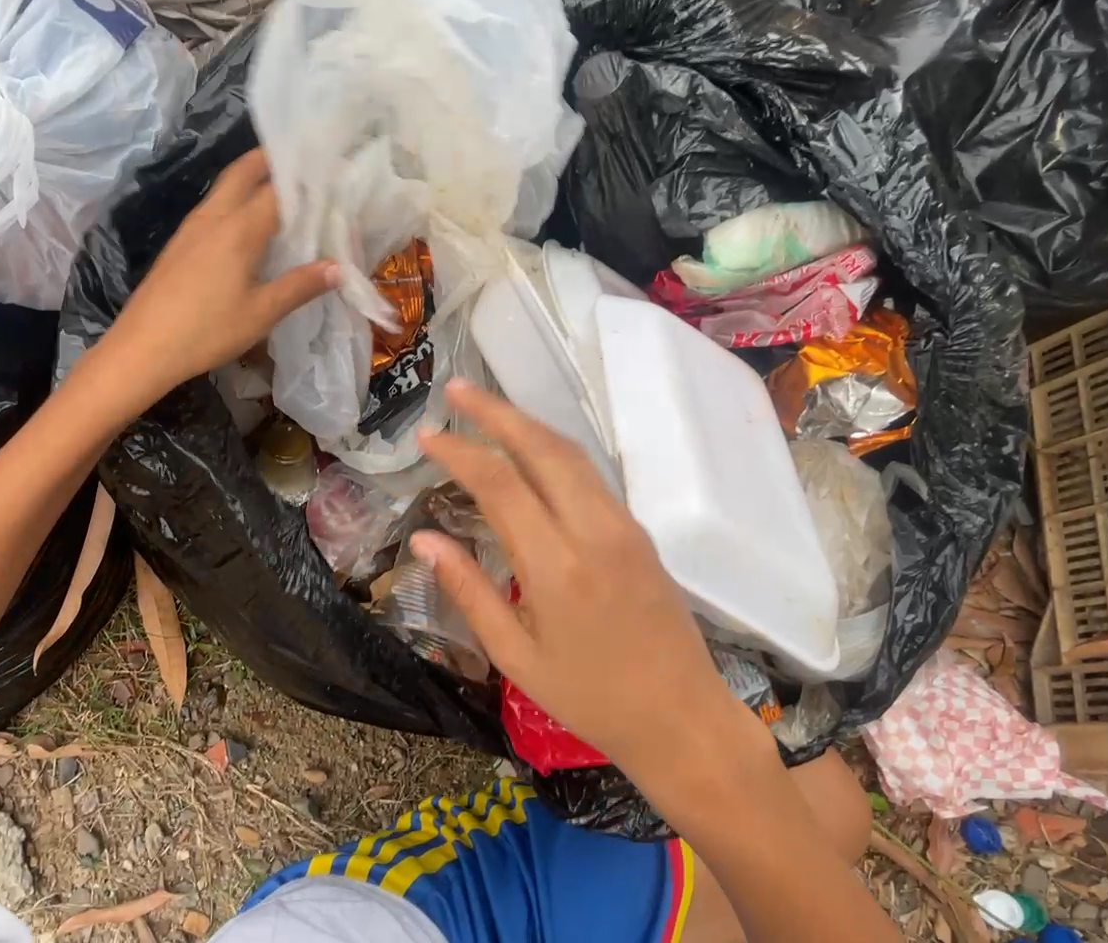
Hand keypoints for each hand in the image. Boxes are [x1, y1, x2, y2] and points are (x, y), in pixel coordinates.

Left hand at [92, 149, 337, 409]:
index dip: (307, 180)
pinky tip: (247, 227)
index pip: (278, 189)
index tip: (333, 174)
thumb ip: (300, 286)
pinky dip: (235, 203)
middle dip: (271, 160)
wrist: (141, 349)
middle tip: (303, 162)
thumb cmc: (206, 331)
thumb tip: (339, 267)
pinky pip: (213, 209)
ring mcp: (190, 229)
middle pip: (243, 172)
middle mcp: (213, 217)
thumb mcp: (261, 313)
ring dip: (251, 180)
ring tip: (281, 191)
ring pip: (224, 189)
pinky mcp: (178, 246)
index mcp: (238, 228)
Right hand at [413, 380, 769, 774]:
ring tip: (484, 406)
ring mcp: (624, 527)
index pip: (500, 486)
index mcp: (557, 567)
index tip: (426, 435)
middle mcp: (595, 533)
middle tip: (455, 387)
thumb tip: (423, 539)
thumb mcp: (514, 656)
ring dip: (525, 423)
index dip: (459, 453)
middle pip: (542, 449)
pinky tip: (527, 447)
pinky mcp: (639, 533)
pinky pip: (589, 474)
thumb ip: (467, 591)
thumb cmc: (590, 699)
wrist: (684, 720)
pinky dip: (551, 448)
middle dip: (495, 412)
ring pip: (571, 454)